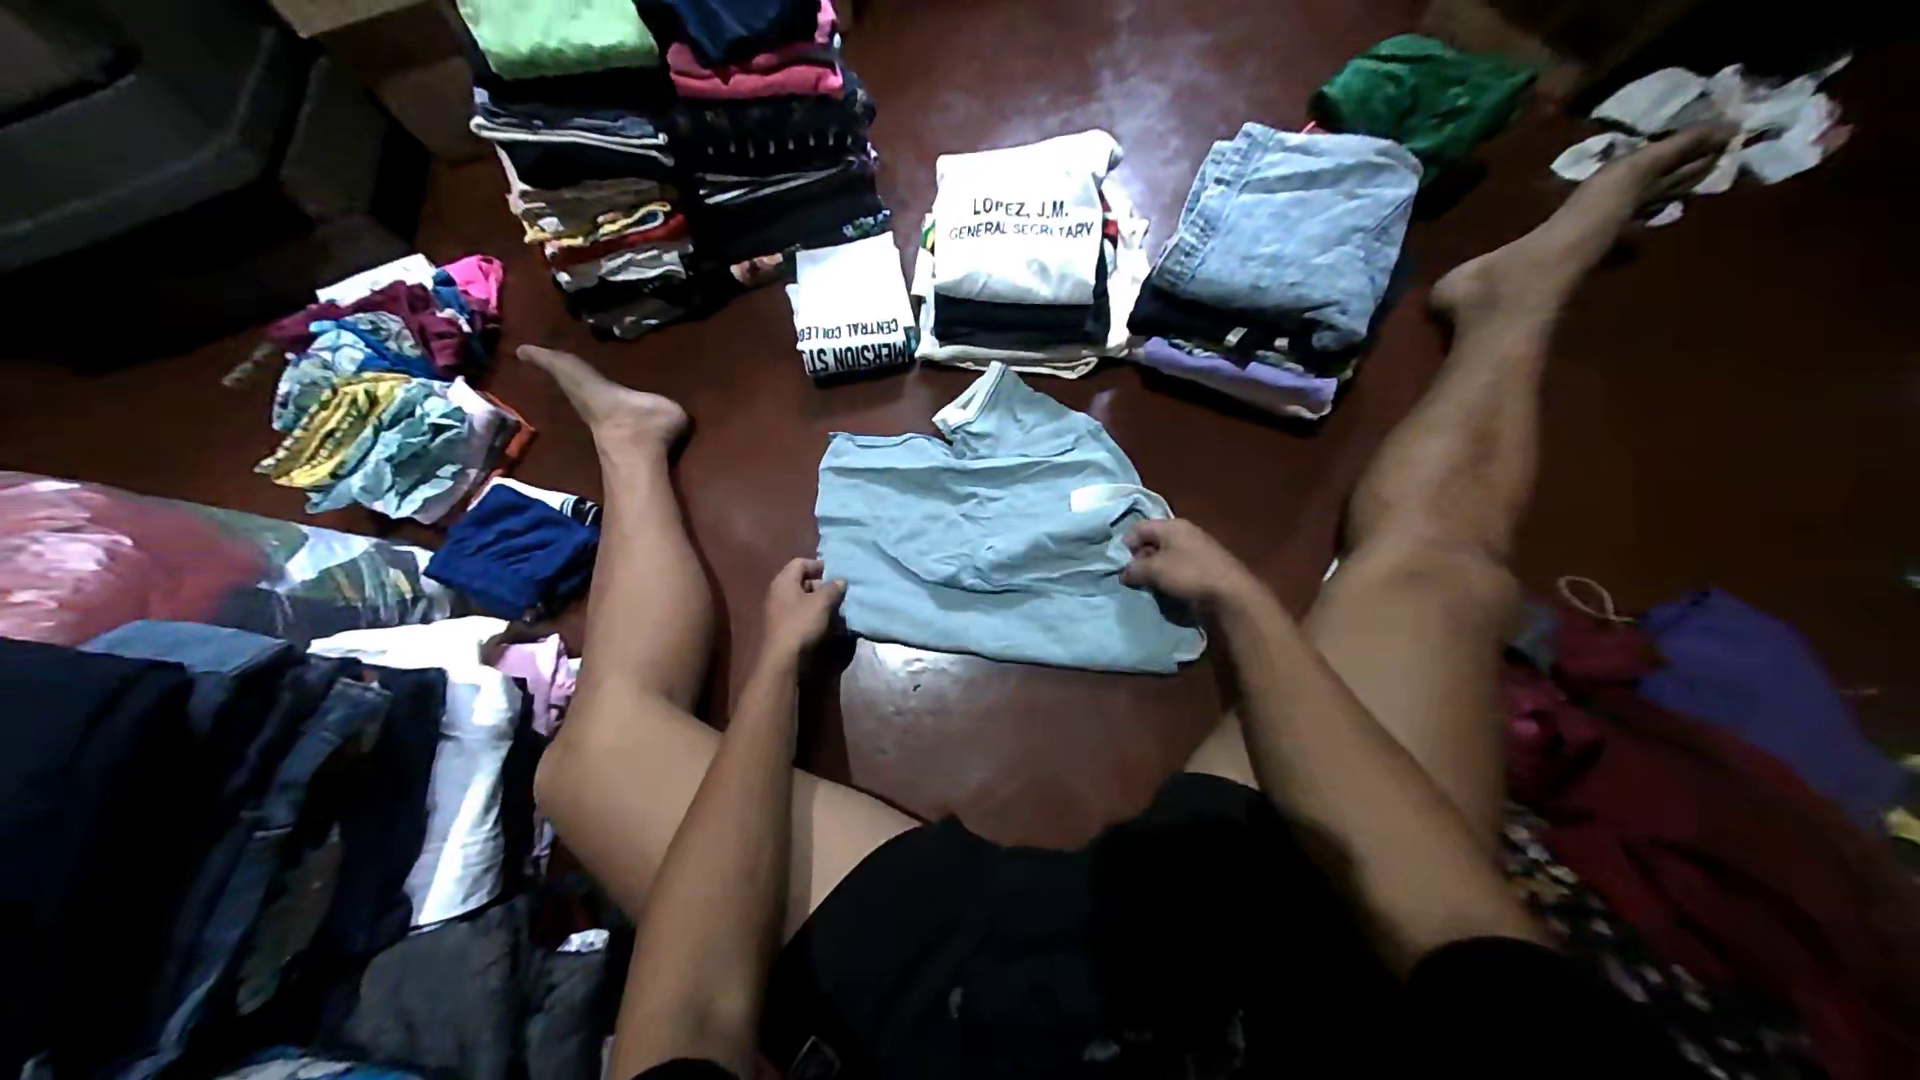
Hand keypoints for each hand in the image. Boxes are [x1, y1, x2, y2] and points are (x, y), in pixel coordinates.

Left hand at [762, 558, 846, 656]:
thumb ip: (832, 588)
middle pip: (801, 580)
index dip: (819, 565)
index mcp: (784, 581)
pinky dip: (813, 613)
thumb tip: (840, 581)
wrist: (783, 657)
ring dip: (819, 600)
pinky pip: (800, 612)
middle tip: (838, 592)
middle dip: (821, 584)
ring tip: (836, 607)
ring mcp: (779, 609)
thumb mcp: (821, 603)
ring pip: (802, 597)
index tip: (836, 573)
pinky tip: (827, 621)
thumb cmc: (801, 623)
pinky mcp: (783, 625)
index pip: (801, 562)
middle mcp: (778, 592)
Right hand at [1120, 519, 1259, 605]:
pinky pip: (1178, 563)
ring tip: (1151, 584)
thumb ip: (1134, 569)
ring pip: (1165, 553)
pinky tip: (1169, 587)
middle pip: (1152, 540)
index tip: (1123, 565)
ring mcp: (1196, 546)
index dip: (1126, 545)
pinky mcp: (1205, 562)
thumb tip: (1124, 573)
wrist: (1231, 592)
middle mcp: (1184, 531)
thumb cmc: (1189, 574)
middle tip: (1136, 577)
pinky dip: (1169, 574)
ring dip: (1155, 568)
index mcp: (1171, 525)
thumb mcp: (1154, 570)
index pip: (1138, 528)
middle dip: (1140, 558)